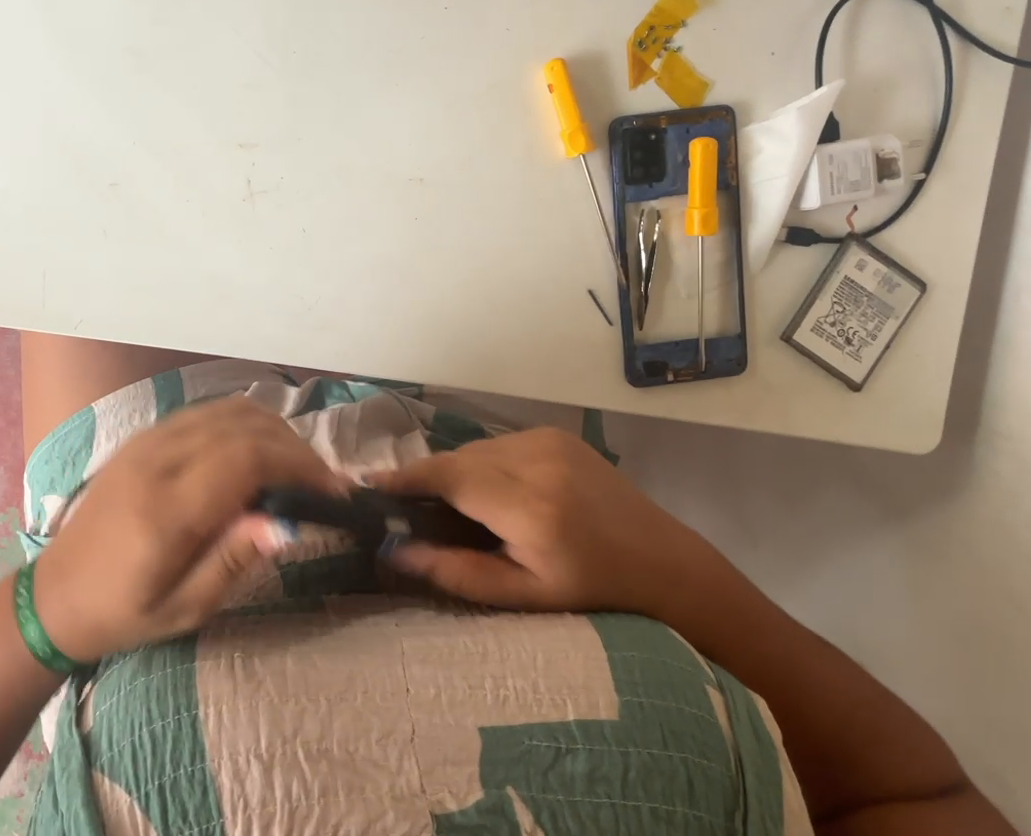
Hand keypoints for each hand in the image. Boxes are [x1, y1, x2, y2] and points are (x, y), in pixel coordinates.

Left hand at [32, 398, 345, 661]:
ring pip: (229, 409)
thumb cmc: (123, 613)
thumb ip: (235, 559)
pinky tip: (258, 454)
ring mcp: (147, 441)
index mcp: (166, 508)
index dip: (299, 465)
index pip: (247, 458)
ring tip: (296, 468)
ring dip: (273, 430)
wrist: (54, 595)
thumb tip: (288, 523)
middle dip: (295, 447)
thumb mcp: (184, 608)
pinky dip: (245, 424)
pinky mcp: (144, 437)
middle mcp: (157, 460)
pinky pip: (207, 412)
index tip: (331, 491)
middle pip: (244, 425)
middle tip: (322, 483)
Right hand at [369, 428, 725, 617]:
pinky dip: (482, 464)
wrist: (661, 561)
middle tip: (410, 511)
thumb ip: (455, 572)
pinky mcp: (557, 434)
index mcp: (531, 507)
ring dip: (456, 473)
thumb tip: (394, 550)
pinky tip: (491, 494)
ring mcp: (550, 440)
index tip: (369, 487)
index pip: (449, 476)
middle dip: (428, 481)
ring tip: (454, 509)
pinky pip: (498, 444)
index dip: (405, 478)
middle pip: (458, 458)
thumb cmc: (591, 591)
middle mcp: (538, 460)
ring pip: (475, 449)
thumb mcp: (522, 596)